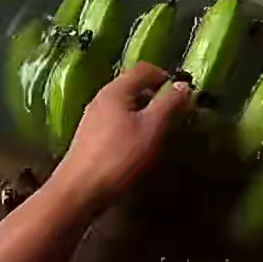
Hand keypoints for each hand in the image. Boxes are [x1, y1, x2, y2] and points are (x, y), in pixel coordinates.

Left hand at [51, 62, 193, 213]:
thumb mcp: (152, 128)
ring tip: (159, 131)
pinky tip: (138, 145)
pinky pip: (116, 120)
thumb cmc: (119, 157)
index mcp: (116, 90)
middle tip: (174, 114)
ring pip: (125, 104)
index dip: (166, 76)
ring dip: (145, 112)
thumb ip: (169, 104)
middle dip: (156, 95)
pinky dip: (132, 124)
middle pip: (134, 85)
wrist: (78, 192)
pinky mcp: (90, 136)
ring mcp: (93, 117)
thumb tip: (184, 85)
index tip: (182, 95)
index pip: (144, 69)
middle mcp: (102, 98)